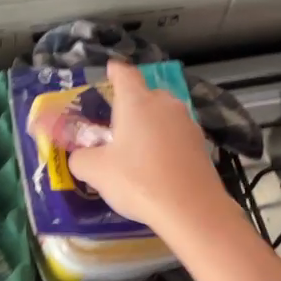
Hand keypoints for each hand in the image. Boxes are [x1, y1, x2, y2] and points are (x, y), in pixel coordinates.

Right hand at [67, 61, 231, 234]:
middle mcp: (165, 104)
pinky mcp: (201, 144)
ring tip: (137, 150)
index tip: (108, 72)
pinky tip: (159, 166)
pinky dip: (166, 144)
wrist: (191, 209)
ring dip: (150, 126)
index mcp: (136, 101)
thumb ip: (80, 158)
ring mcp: (187, 123)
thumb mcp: (95, 171)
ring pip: (164, 116)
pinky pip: (177, 136)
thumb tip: (80, 156)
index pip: (124, 74)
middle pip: (146, 95)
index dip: (114, 72)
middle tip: (117, 126)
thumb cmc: (138, 181)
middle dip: (131, 105)